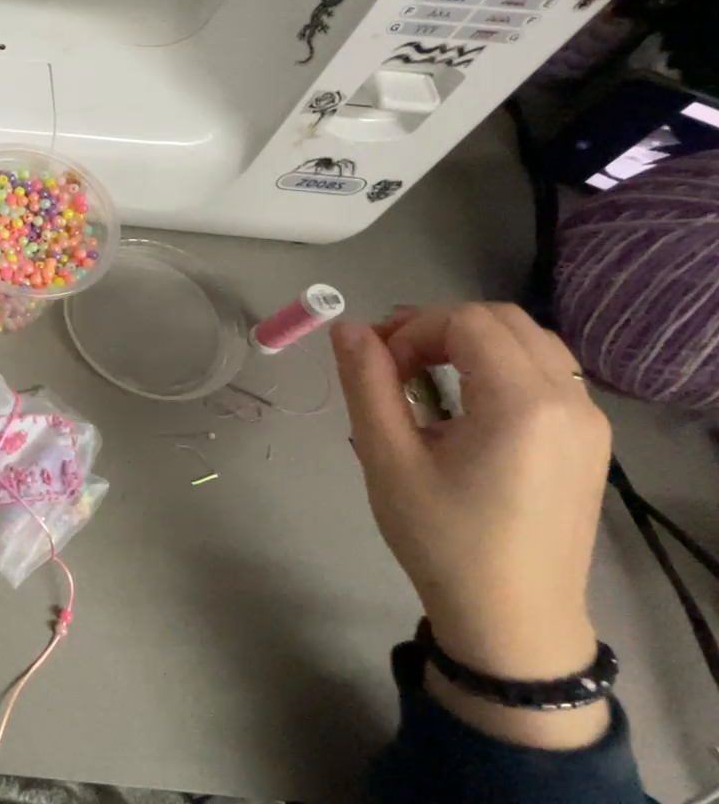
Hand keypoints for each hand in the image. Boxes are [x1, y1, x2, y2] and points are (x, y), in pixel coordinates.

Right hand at [331, 304, 612, 747]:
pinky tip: (458, 404)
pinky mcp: (587, 440)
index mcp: (524, 404)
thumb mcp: (386, 456)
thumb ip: (366, 382)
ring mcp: (588, 421)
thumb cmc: (440, 535)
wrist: (511, 613)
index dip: (409, 330)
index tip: (376, 369)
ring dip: (467, 343)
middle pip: (503, 320)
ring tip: (418, 379)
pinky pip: (544, 373)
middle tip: (388, 364)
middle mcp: (571, 401)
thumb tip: (346, 327)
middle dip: (436, 327)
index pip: (466, 321)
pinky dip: (495, 365)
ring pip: (528, 341)